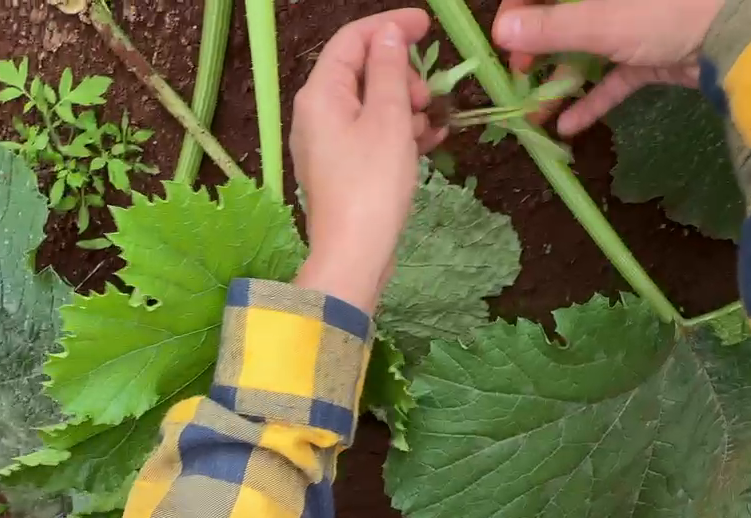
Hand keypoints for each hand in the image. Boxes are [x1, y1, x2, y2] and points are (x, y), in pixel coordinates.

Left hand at [291, 9, 444, 313]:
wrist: (353, 258)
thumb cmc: (371, 186)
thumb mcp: (388, 119)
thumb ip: (389, 70)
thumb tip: (389, 36)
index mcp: (321, 95)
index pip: (353, 40)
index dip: (390, 27)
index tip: (427, 28)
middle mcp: (317, 116)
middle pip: (361, 74)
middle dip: (401, 76)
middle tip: (428, 96)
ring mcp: (328, 148)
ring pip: (371, 109)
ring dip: (406, 108)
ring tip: (433, 124)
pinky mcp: (343, 175)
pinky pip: (371, 140)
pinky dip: (398, 136)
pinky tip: (430, 142)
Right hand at [493, 0, 725, 135]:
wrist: (740, 36)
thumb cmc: (669, 10)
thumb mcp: (602, 20)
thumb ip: (551, 27)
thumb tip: (500, 30)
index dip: (520, 8)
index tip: (504, 38)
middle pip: (563, 15)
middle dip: (536, 50)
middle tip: (518, 78)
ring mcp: (633, 20)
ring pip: (585, 48)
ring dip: (557, 82)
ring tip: (533, 116)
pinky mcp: (649, 52)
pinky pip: (612, 76)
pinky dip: (591, 99)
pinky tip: (568, 126)